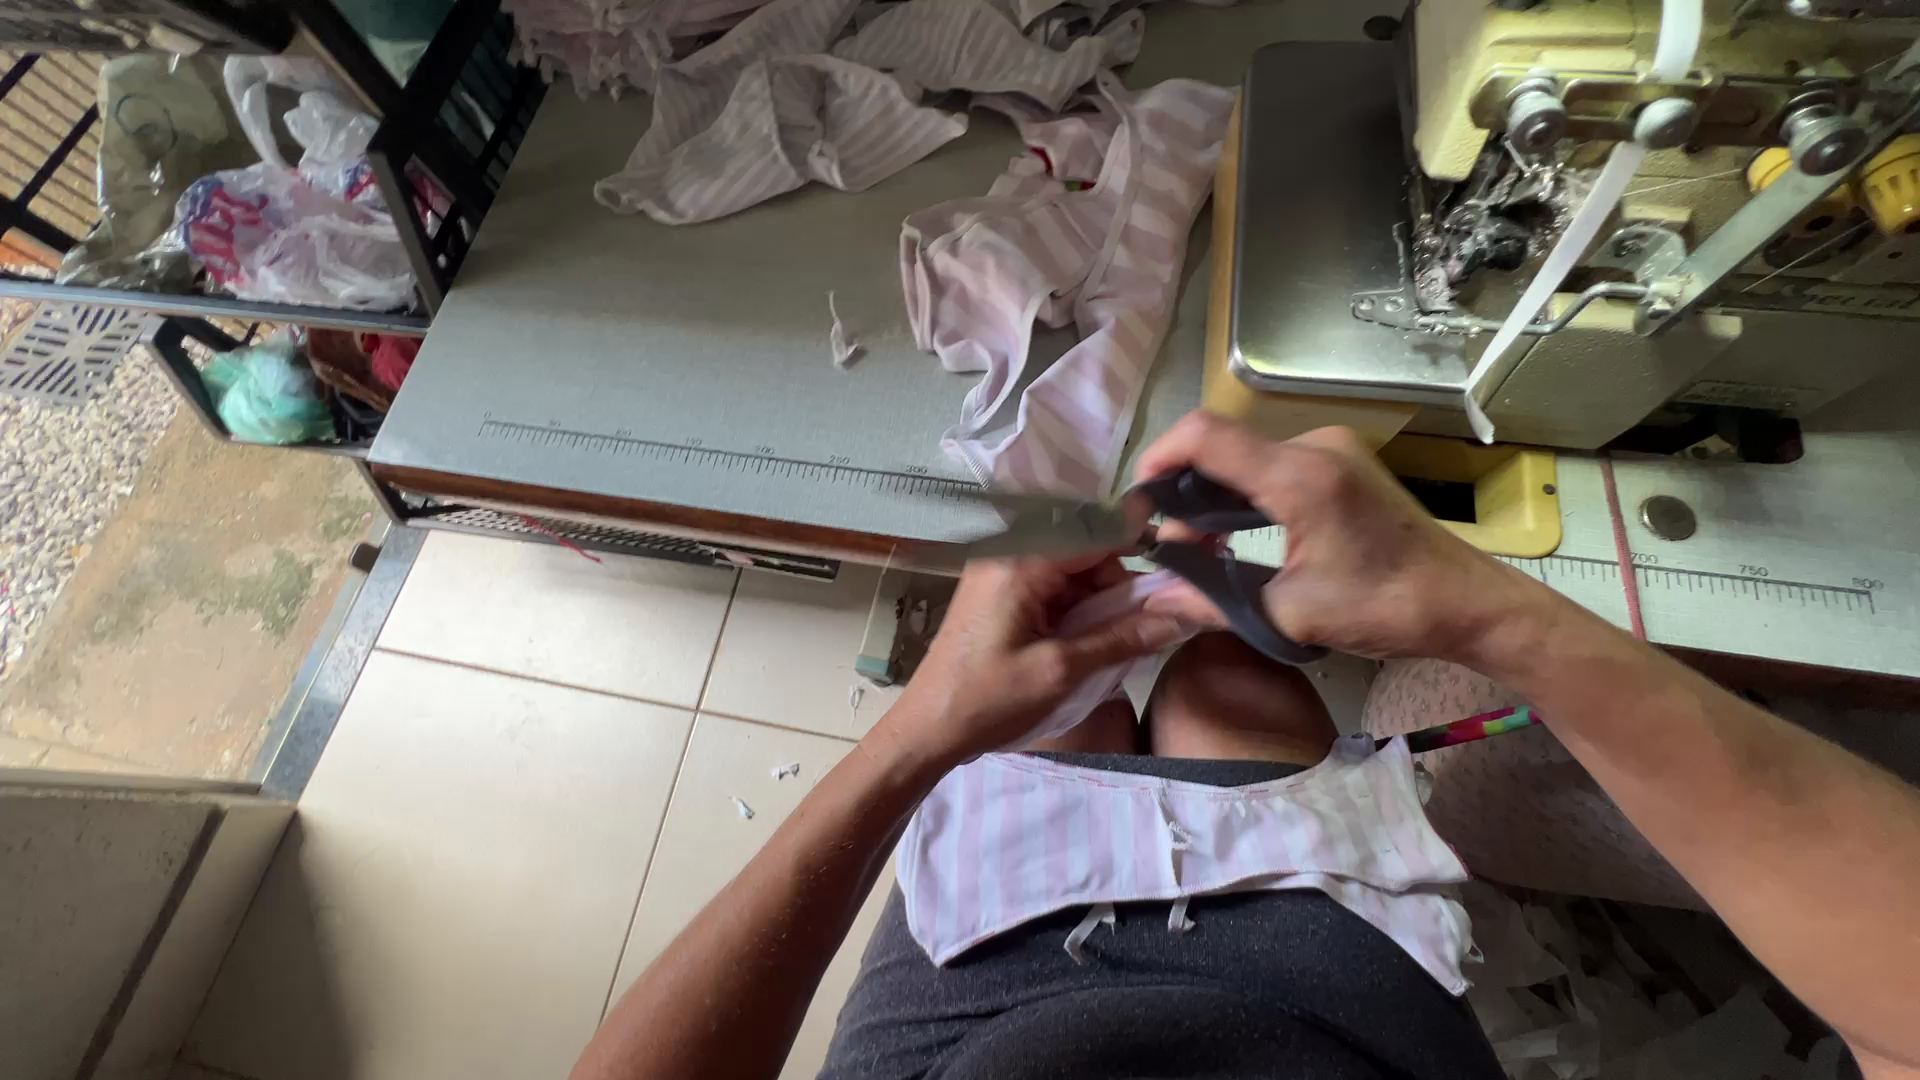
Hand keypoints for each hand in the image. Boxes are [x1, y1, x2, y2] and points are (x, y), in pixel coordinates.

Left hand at [876, 556, 1188, 766]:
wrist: (927, 729)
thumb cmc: (989, 700)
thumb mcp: (1062, 671)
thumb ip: (1123, 637)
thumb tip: (1182, 616)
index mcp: (1020, 561)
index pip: (1094, 531)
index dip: (1138, 542)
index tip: (1176, 565)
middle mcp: (1007, 554)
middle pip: (1084, 549)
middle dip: (1116, 583)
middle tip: (1137, 627)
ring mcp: (998, 573)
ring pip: (1070, 571)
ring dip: (1096, 601)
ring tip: (1106, 644)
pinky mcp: (996, 594)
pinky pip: (1049, 587)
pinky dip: (1074, 609)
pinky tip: (1081, 643)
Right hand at [1134, 412, 1554, 662]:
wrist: (1471, 605)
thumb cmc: (1389, 609)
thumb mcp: (1292, 615)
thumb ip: (1212, 602)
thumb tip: (1152, 598)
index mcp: (1301, 477)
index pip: (1205, 437)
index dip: (1159, 459)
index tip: (1137, 503)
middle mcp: (1313, 447)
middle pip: (1218, 446)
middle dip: (1180, 491)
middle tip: (1167, 545)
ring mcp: (1328, 450)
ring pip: (1240, 457)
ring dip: (1208, 497)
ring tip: (1196, 547)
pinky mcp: (1336, 462)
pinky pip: (1266, 466)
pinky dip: (1237, 495)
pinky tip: (1231, 534)